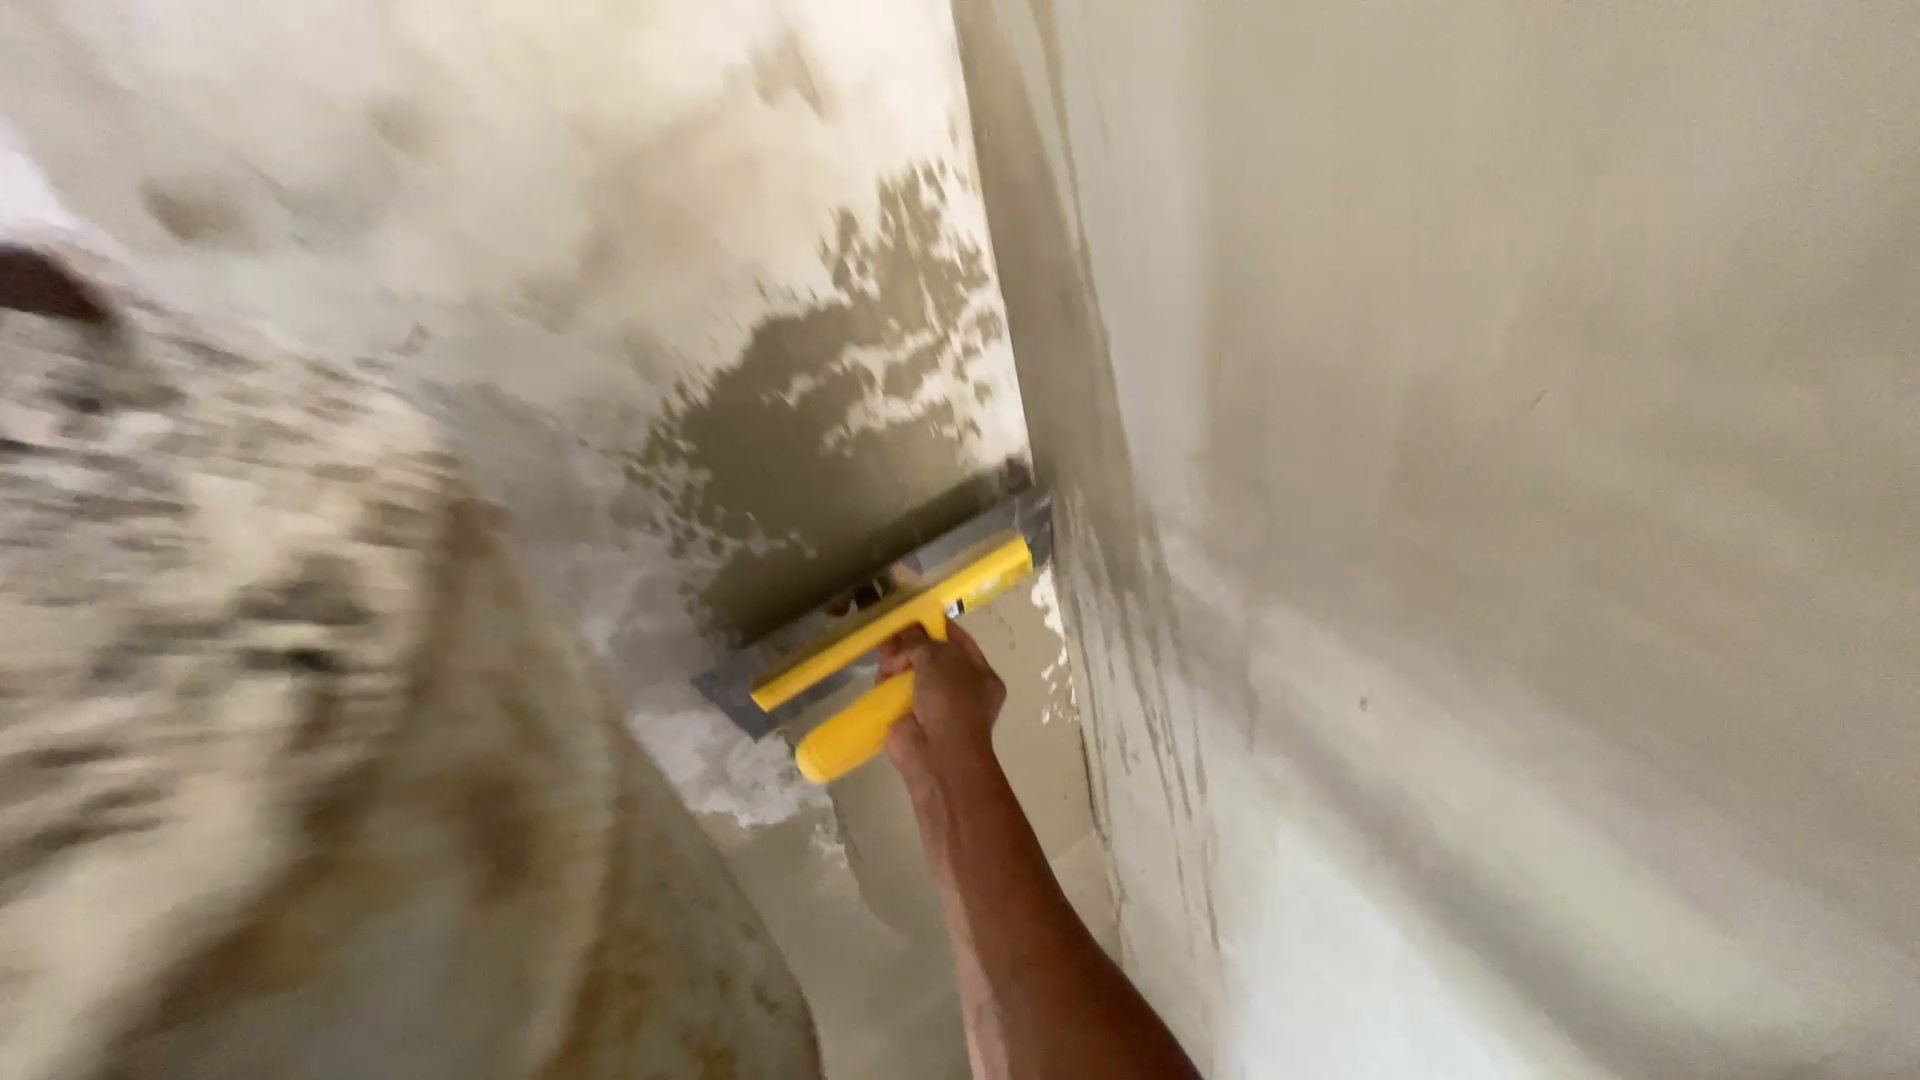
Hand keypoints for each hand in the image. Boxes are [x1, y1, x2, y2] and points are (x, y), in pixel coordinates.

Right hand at [877, 618, 1005, 775]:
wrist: (938, 755)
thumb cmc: (950, 700)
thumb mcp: (940, 657)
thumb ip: (921, 640)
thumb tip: (906, 632)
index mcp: (980, 673)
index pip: (958, 640)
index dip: (935, 626)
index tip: (913, 616)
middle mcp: (961, 688)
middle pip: (932, 656)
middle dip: (910, 644)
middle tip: (891, 635)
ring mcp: (936, 706)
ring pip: (912, 673)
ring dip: (897, 662)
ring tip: (883, 655)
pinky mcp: (911, 719)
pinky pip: (897, 693)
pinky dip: (887, 684)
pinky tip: (879, 676)